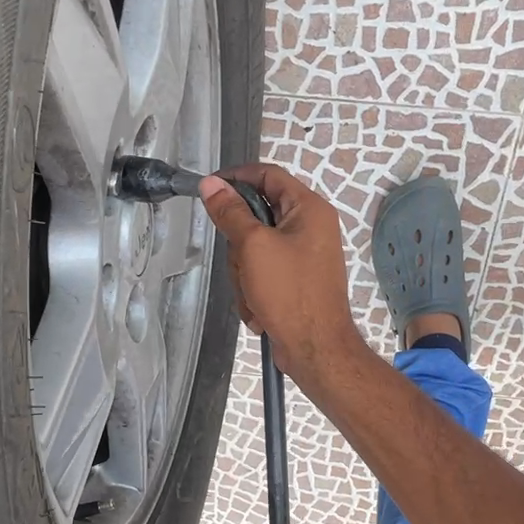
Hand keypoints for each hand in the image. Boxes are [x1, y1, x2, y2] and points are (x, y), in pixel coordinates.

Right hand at [200, 164, 365, 383]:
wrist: (315, 348)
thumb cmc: (289, 293)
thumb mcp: (254, 246)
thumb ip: (230, 212)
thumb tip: (211, 184)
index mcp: (309, 209)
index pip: (269, 175)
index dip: (237, 177)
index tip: (209, 190)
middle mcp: (311, 228)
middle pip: (257, 217)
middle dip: (240, 245)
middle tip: (243, 264)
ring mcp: (303, 257)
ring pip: (254, 250)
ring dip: (245, 275)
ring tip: (253, 295)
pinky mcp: (295, 282)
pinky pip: (263, 274)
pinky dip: (254, 291)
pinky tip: (260, 311)